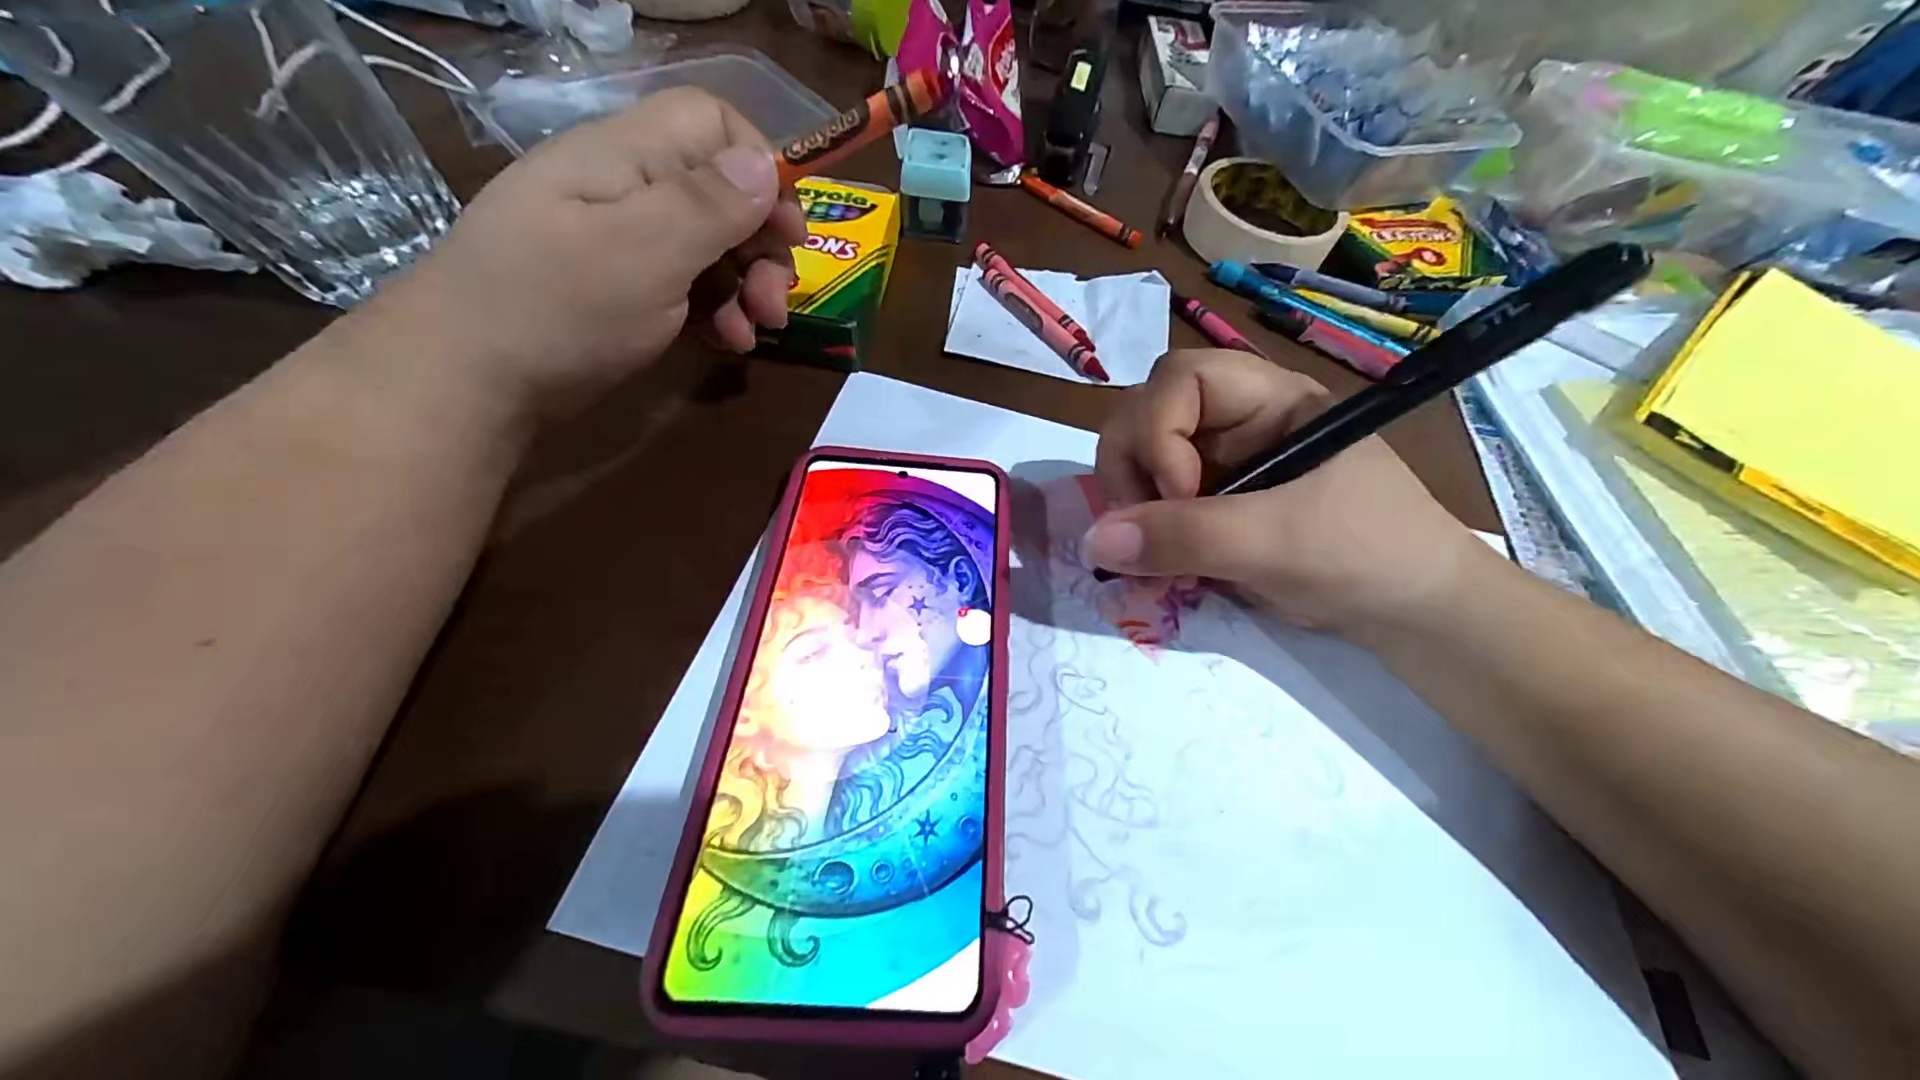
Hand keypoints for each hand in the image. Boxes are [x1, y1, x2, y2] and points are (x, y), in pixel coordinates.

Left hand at [359, 88, 805, 419]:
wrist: (469, 379)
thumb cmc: (558, 308)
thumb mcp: (642, 252)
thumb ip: (707, 205)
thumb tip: (765, 164)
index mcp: (626, 158)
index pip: (712, 123)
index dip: (761, 167)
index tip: (789, 231)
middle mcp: (627, 189)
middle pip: (721, 192)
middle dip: (762, 246)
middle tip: (777, 303)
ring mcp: (623, 242)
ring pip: (710, 245)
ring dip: (746, 287)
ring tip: (755, 333)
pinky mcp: (623, 289)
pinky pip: (687, 284)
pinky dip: (716, 311)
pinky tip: (727, 343)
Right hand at [1086, 349, 1485, 635]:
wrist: (1412, 615)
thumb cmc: (1369, 554)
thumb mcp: (1278, 542)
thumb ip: (1186, 537)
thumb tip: (1093, 540)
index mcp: (1268, 401)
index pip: (1180, 379)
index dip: (1160, 430)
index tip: (1180, 495)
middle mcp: (1235, 423)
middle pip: (1145, 413)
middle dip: (1132, 469)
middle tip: (1144, 530)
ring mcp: (1219, 466)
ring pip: (1139, 461)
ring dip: (1132, 509)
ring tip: (1152, 560)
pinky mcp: (1210, 507)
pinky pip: (1151, 505)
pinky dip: (1142, 536)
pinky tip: (1157, 570)